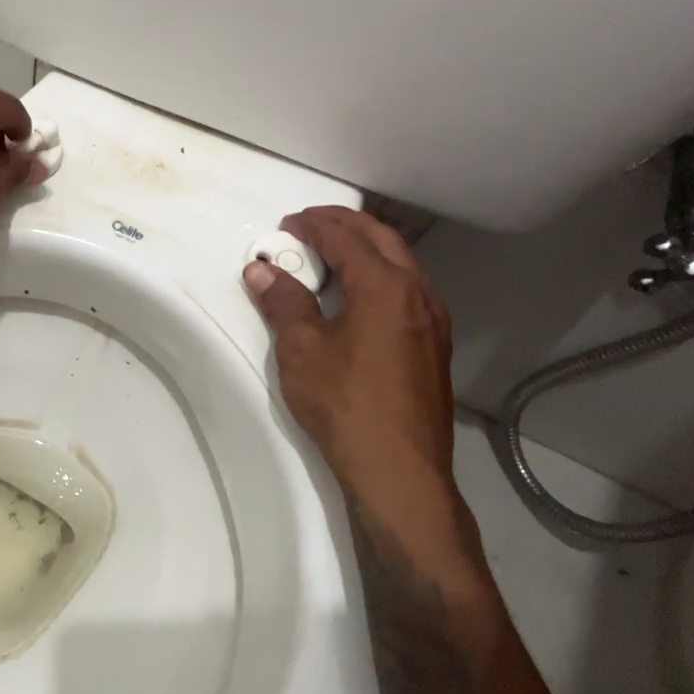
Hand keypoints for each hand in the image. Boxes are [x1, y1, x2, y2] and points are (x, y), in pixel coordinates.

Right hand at [242, 207, 455, 492]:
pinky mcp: (433, 346)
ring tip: (329, 255)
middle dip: (344, 225)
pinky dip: (379, 275)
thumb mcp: (301, 349)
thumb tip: (261, 269)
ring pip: (401, 264)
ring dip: (365, 249)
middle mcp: (418, 294)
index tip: (286, 224)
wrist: (399, 470)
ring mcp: (432, 321)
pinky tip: (357, 297)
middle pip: (382, 240)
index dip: (314, 225)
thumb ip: (284, 302)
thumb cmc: (345, 403)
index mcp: (386, 287)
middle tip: (308, 226)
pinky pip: (407, 290)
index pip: (347, 238)